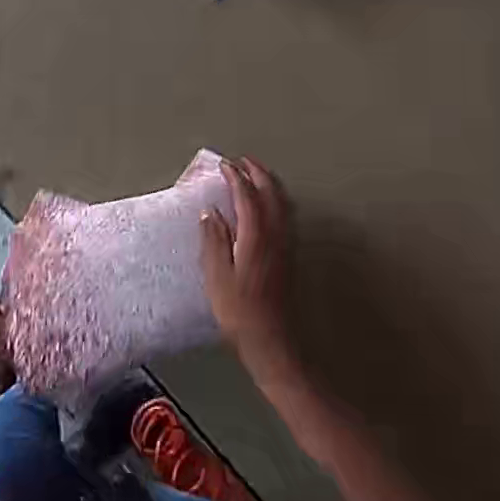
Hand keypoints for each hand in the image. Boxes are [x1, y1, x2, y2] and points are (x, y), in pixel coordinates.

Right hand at [199, 157, 290, 365]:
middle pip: (270, 191)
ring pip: (281, 200)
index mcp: (256, 234)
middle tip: (242, 161)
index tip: (224, 165)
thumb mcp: (217, 276)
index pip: (246, 194)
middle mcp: (275, 233)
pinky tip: (269, 203)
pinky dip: (276, 197)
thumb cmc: (240, 312)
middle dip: (257, 171)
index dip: (235, 176)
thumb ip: (214, 240)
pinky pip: (285, 212)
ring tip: (256, 174)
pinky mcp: (289, 253)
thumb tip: (211, 213)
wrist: (271, 339)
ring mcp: (285, 242)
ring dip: (269, 182)